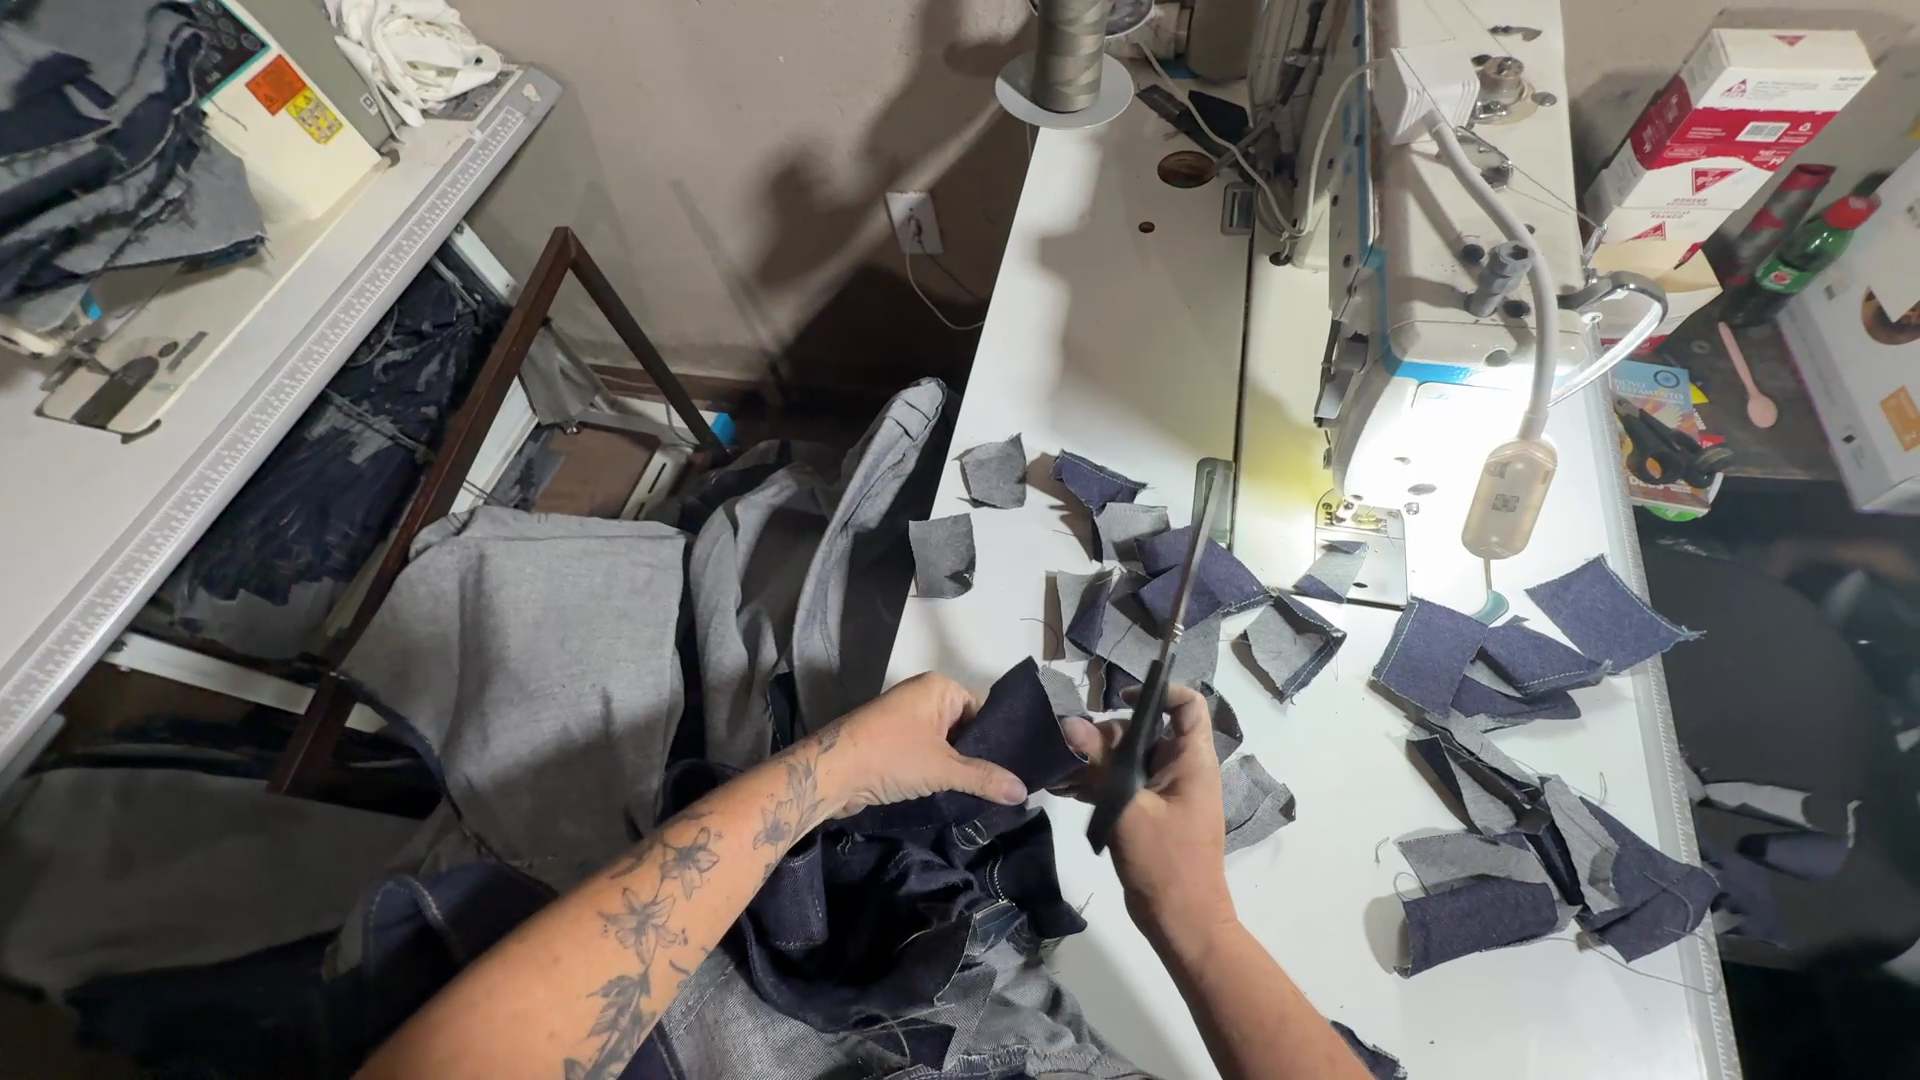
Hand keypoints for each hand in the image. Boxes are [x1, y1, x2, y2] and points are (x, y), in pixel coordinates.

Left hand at [810, 672, 1028, 816]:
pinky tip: (956, 794)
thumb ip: (984, 778)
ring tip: (987, 794)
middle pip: (964, 728)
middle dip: (978, 756)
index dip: (996, 738)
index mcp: (938, 688)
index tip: (1016, 767)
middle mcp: (923, 697)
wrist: (832, 774)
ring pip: (945, 744)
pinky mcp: (892, 742)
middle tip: (1005, 786)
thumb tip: (1023, 792)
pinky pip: (926, 754)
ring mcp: (905, 720)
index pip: (981, 710)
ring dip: (957, 768)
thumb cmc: (891, 756)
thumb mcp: (944, 768)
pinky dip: (938, 772)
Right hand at [1058, 684, 1236, 951]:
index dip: (1159, 692)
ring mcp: (1165, 792)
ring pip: (1128, 758)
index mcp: (1191, 761)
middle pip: (1145, 731)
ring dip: (1095, 762)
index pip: (1188, 706)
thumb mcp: (1128, 807)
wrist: (1181, 923)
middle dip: (1106, 735)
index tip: (1122, 699)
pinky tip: (1063, 789)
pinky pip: (1122, 783)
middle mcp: (1181, 769)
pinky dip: (1097, 783)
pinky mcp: (1149, 812)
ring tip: (1058, 770)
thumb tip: (1071, 724)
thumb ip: (1100, 763)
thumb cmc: (1166, 862)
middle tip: (1072, 749)